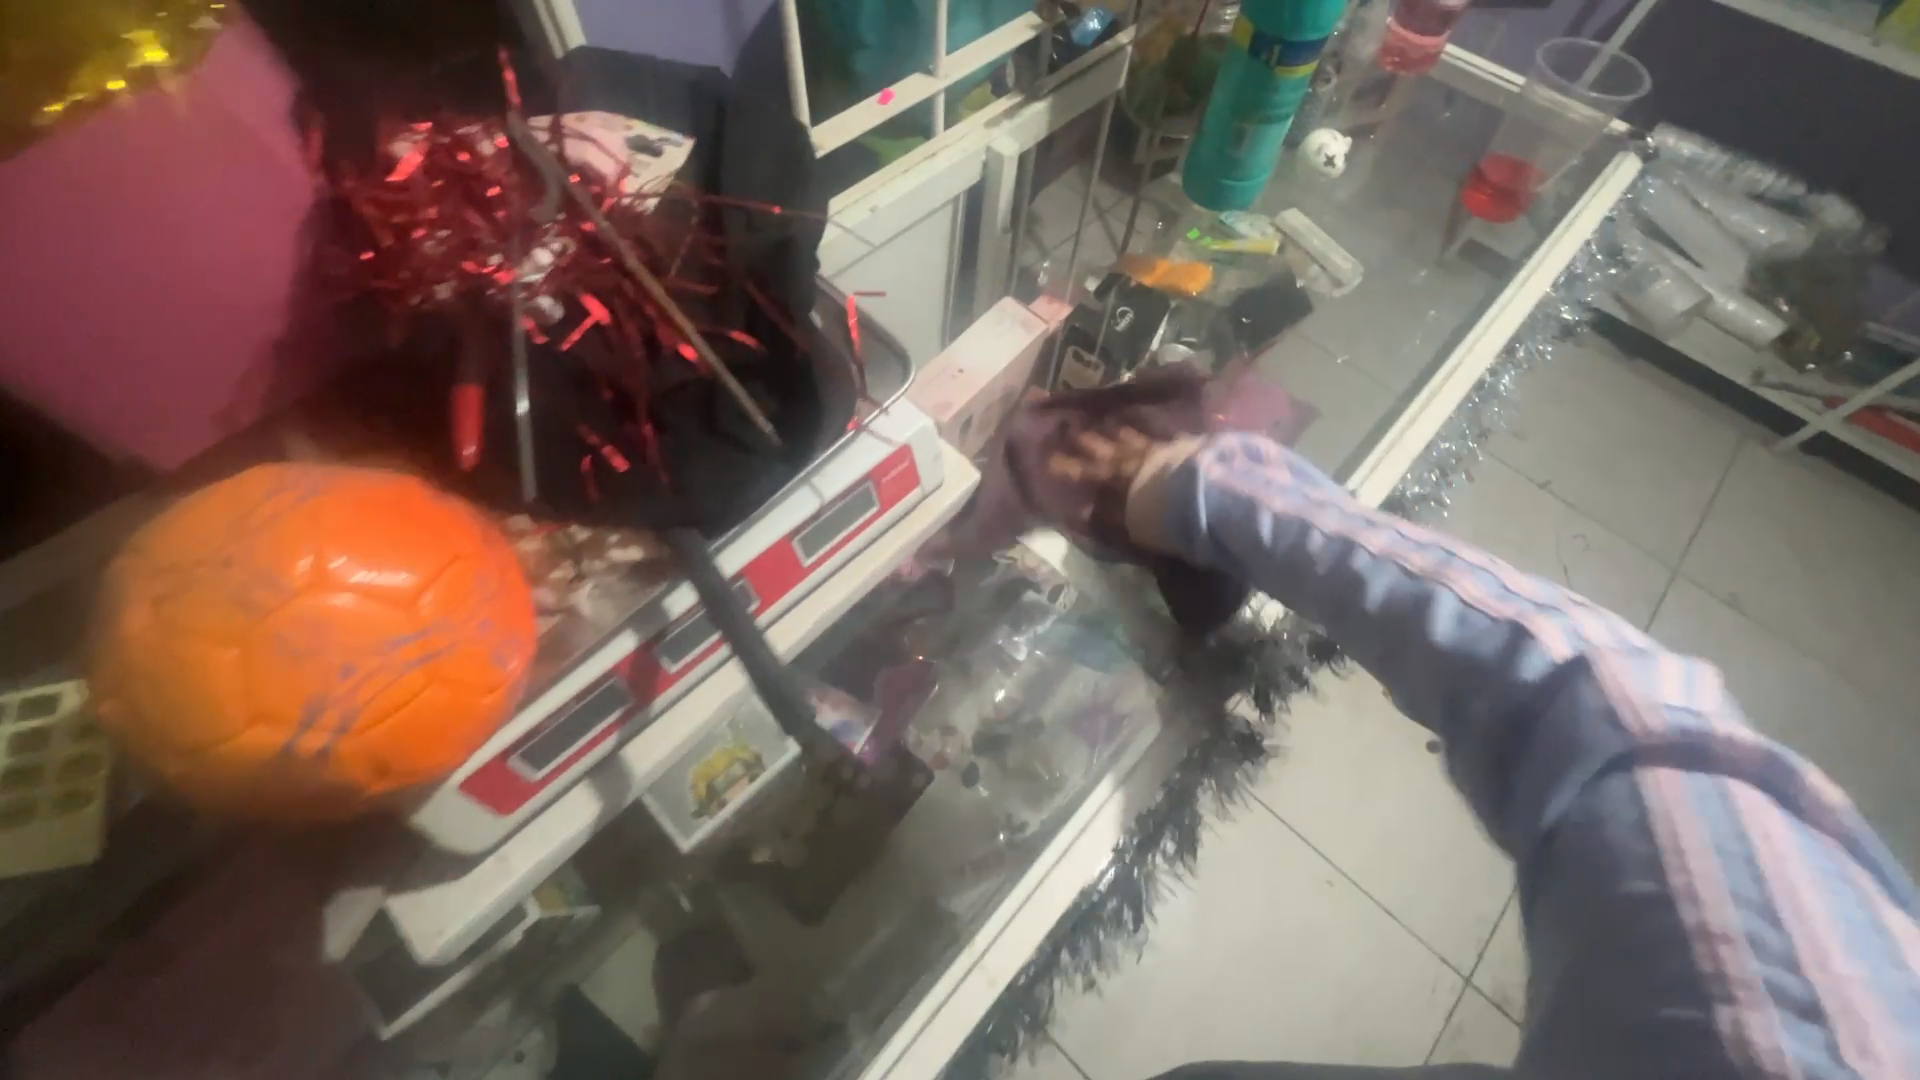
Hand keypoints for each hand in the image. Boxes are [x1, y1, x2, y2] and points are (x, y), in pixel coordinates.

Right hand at [1047, 426, 1197, 554]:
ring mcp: (1154, 449)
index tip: (1049, 460)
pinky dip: (1151, 434)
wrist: (1200, 495)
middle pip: (1104, 447)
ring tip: (1110, 423)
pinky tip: (1154, 430)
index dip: (1066, 466)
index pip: (1082, 471)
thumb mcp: (1127, 524)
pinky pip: (1159, 437)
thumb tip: (1084, 512)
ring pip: (1131, 436)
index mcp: (1112, 477)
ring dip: (1119, 431)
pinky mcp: (1179, 447)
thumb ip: (1105, 517)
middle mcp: (1129, 459)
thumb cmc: (1158, 516)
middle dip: (1087, 439)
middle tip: (1073, 428)